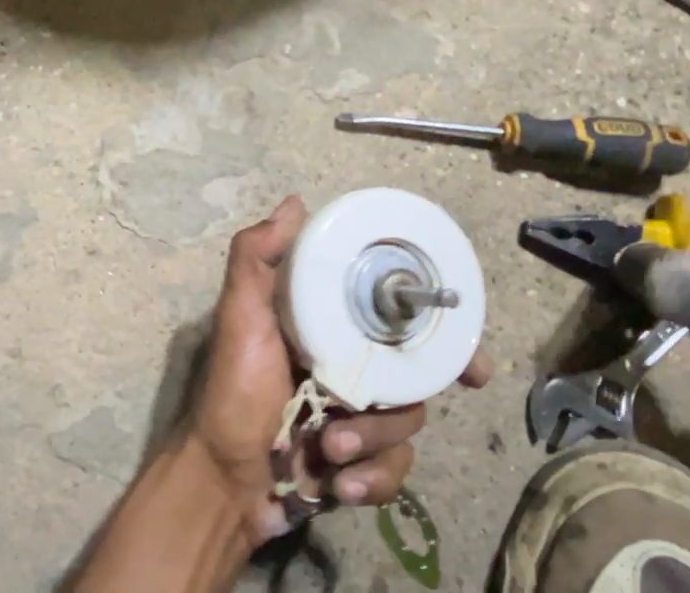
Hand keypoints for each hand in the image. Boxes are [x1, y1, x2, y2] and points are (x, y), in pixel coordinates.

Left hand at [189, 196, 491, 544]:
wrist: (221, 484)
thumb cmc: (232, 392)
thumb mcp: (240, 318)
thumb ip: (256, 259)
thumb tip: (296, 203)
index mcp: (332, 332)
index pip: (396, 323)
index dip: (439, 336)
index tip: (468, 357)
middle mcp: (353, 371)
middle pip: (413, 377)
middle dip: (408, 399)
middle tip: (382, 406)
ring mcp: (359, 421)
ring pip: (408, 426)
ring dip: (374, 440)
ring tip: (331, 447)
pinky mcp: (359, 467)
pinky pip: (394, 472)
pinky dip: (373, 480)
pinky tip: (340, 486)